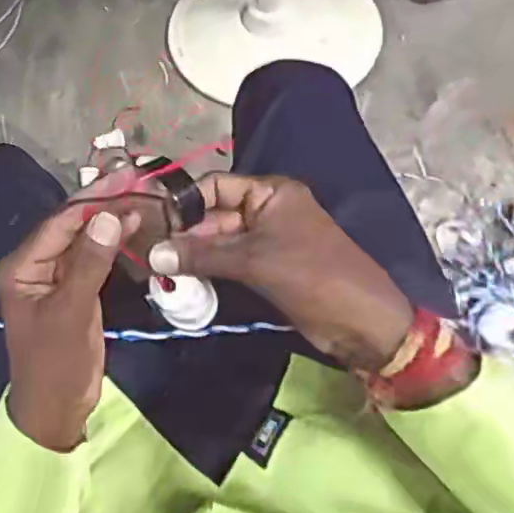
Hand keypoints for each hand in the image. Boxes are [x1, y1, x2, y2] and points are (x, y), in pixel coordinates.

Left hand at [0, 202, 138, 452]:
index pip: (58, 224)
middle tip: (136, 182)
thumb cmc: (56, 364)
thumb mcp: (72, 312)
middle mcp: (33, 264)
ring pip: (83, 239)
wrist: (57, 411)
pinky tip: (132, 227)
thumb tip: (109, 217)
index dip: (91, 202)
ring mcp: (54, 276)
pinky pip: (91, 257)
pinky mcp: (73, 289)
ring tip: (141, 199)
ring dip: (109, 221)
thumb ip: (90, 263)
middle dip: (102, 206)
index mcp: (20, 266)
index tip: (122, 180)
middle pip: (70, 227)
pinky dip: (111, 243)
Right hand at [147, 174, 414, 371]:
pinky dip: (206, 267)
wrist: (365, 326)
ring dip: (191, 252)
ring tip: (157, 264)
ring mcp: (266, 239)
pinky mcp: (265, 266)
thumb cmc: (313, 277)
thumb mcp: (254, 262)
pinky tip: (180, 276)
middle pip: (213, 214)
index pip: (215, 186)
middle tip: (148, 249)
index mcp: (271, 193)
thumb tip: (152, 255)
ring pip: (217, 239)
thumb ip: (201, 255)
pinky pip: (227, 260)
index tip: (153, 219)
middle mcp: (266, 210)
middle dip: (184, 232)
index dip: (184, 201)